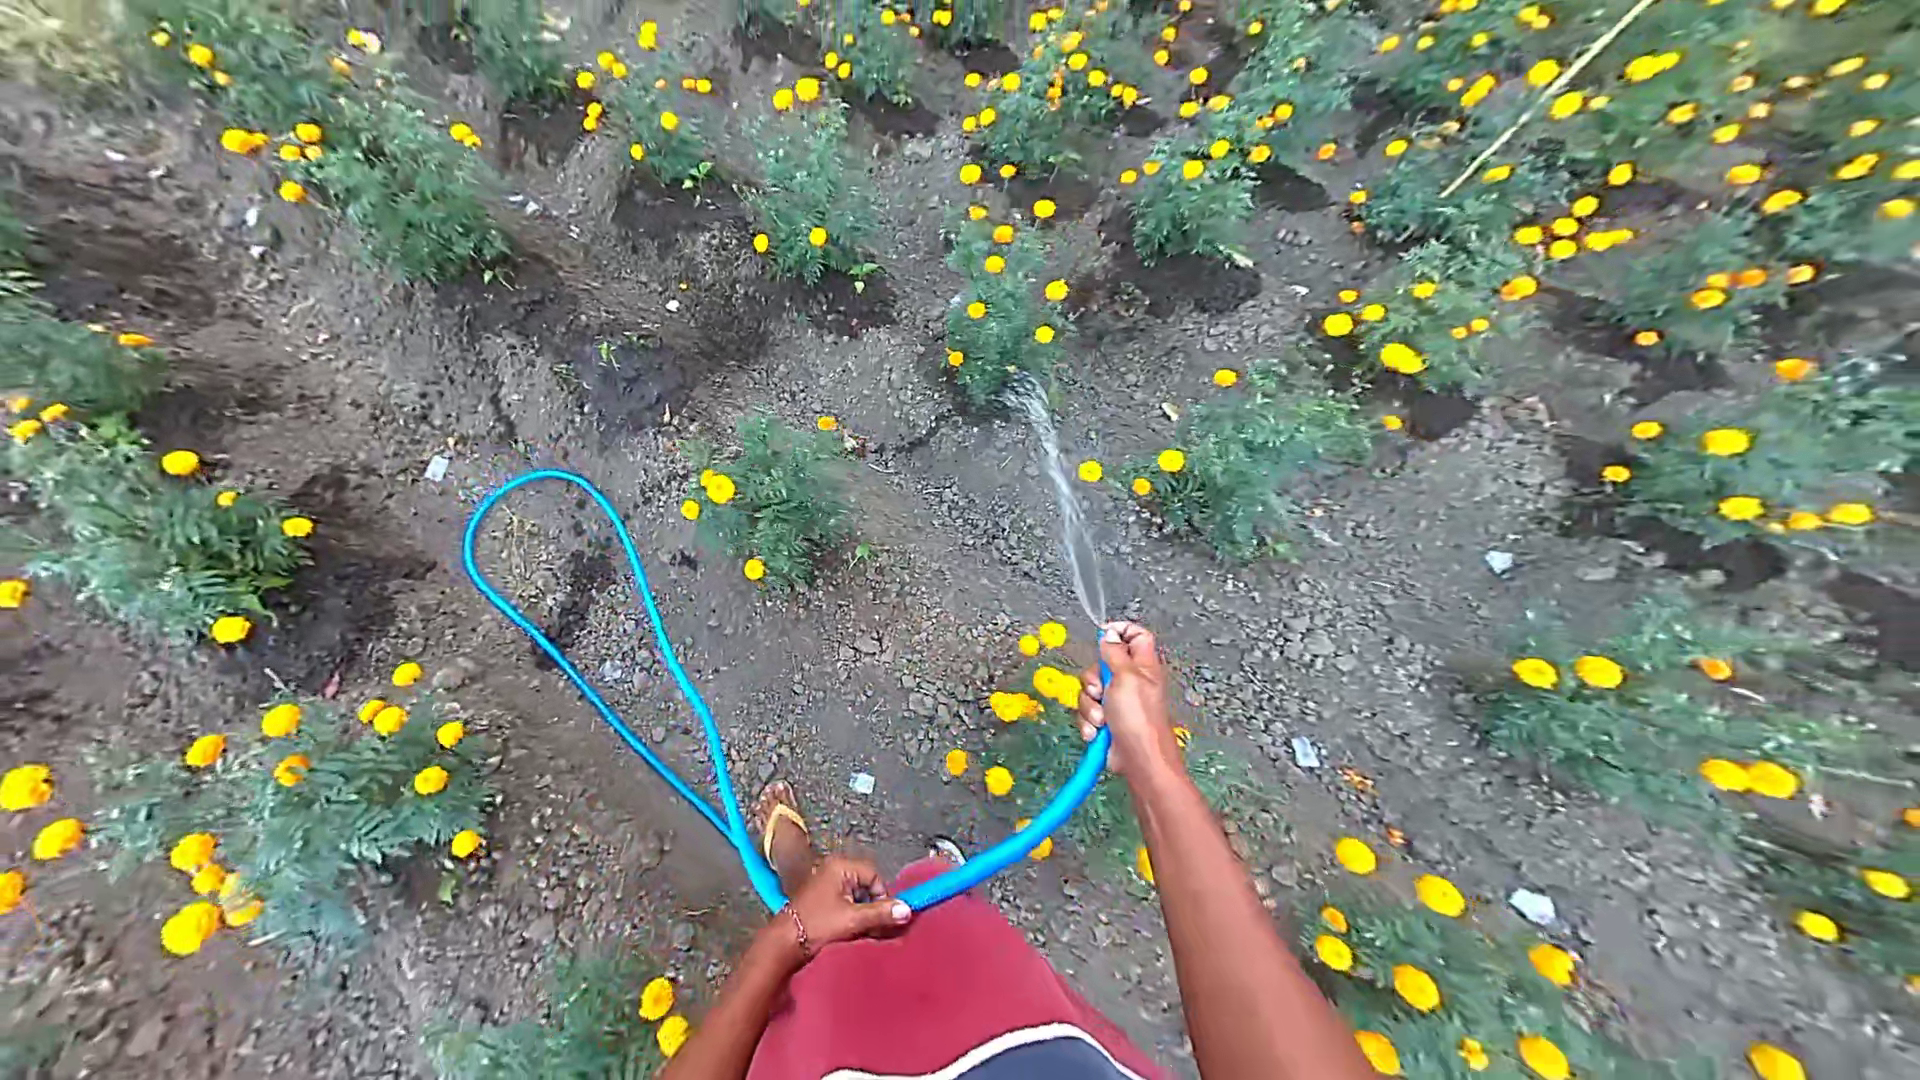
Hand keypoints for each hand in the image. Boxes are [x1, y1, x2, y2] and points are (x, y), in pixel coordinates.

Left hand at [771, 854, 911, 968]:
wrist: (781, 947)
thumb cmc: (816, 927)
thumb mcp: (851, 920)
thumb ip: (880, 913)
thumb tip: (907, 909)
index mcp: (840, 866)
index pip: (874, 875)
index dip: (881, 897)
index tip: (880, 918)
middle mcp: (833, 869)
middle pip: (866, 885)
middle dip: (871, 906)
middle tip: (872, 927)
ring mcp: (825, 883)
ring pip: (856, 896)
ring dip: (861, 913)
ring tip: (859, 932)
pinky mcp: (821, 898)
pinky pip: (845, 902)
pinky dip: (850, 916)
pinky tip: (848, 932)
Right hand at [1077, 621, 1183, 778]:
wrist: (1137, 759)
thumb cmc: (1138, 717)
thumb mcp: (1125, 677)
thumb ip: (1115, 653)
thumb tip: (1109, 634)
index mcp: (1142, 665)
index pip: (1136, 635)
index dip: (1120, 631)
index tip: (1102, 636)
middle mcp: (1129, 680)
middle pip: (1101, 664)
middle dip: (1092, 679)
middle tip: (1100, 692)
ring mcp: (1116, 701)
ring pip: (1089, 690)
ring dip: (1090, 706)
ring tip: (1102, 720)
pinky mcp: (1105, 719)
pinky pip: (1087, 711)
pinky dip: (1088, 722)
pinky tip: (1096, 732)